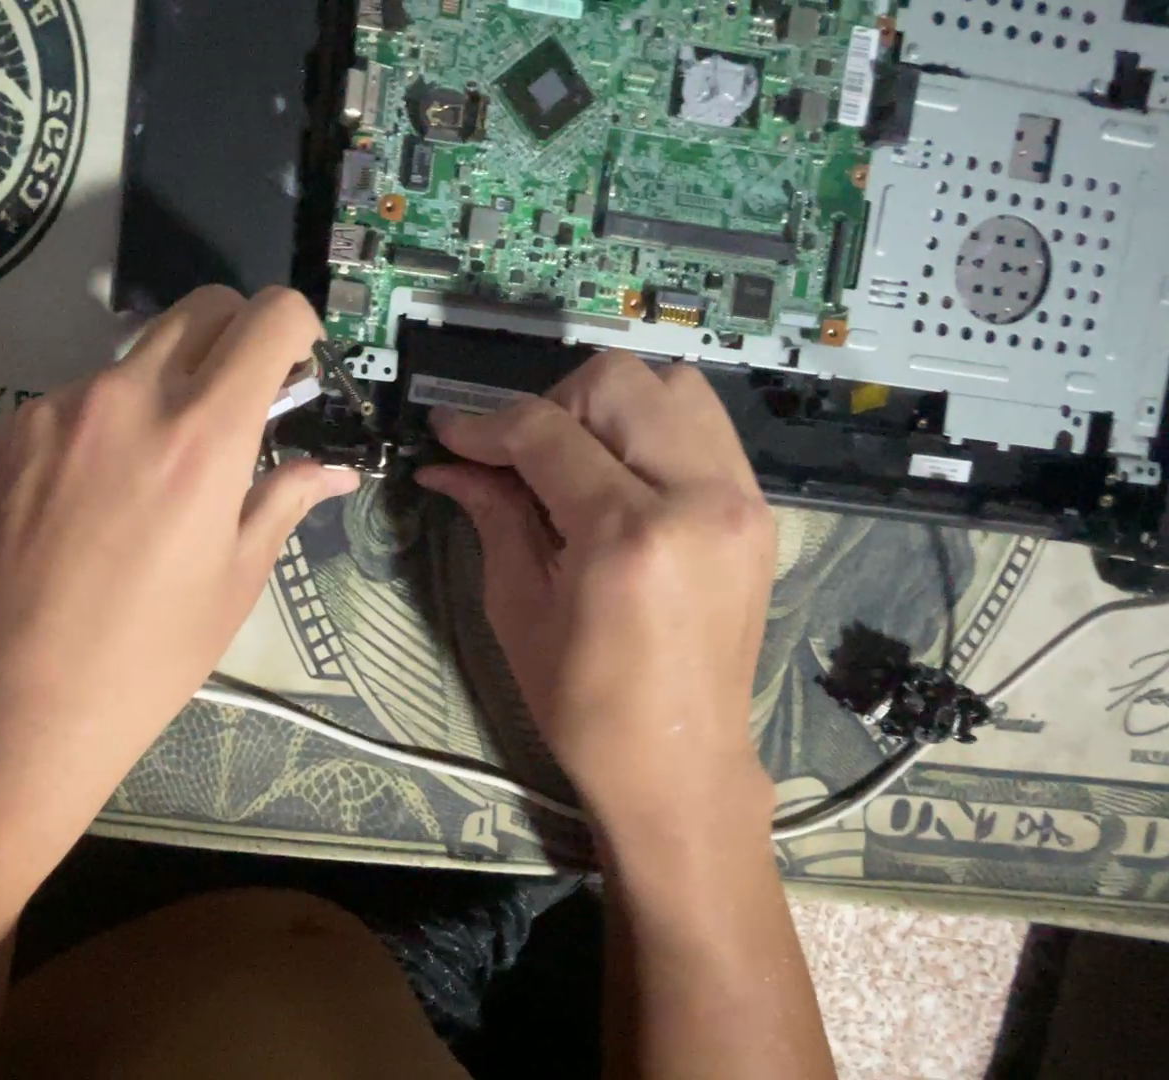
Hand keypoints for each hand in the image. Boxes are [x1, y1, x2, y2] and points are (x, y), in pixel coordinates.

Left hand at [0, 286, 359, 827]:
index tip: (293, 367)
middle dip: (234, 339)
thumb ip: (284, 500)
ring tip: (145, 477)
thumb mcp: (235, 581)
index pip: (267, 316)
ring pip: (130, 361)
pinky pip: (70, 403)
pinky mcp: (2, 433)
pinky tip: (82, 501)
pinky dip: (96, 428)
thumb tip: (333, 471)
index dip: (295, 328)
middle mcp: (126, 398)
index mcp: (202, 435)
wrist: (19, 703)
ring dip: (159, 391)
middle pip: (200, 310)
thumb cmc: (149, 656)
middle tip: (234, 407)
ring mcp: (54, 410)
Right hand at [416, 351, 776, 836]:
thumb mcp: (516, 605)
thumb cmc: (580, 701)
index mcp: (626, 536)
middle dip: (547, 405)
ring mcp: (741, 499)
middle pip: (616, 382)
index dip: (483, 426)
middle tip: (515, 455)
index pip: (545, 434)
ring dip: (603, 406)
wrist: (678, 759)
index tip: (445, 435)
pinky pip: (700, 424)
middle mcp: (698, 498)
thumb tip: (446, 466)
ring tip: (568, 458)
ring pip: (670, 385)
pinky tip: (612, 473)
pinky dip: (646, 427)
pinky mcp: (757, 508)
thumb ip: (492, 514)